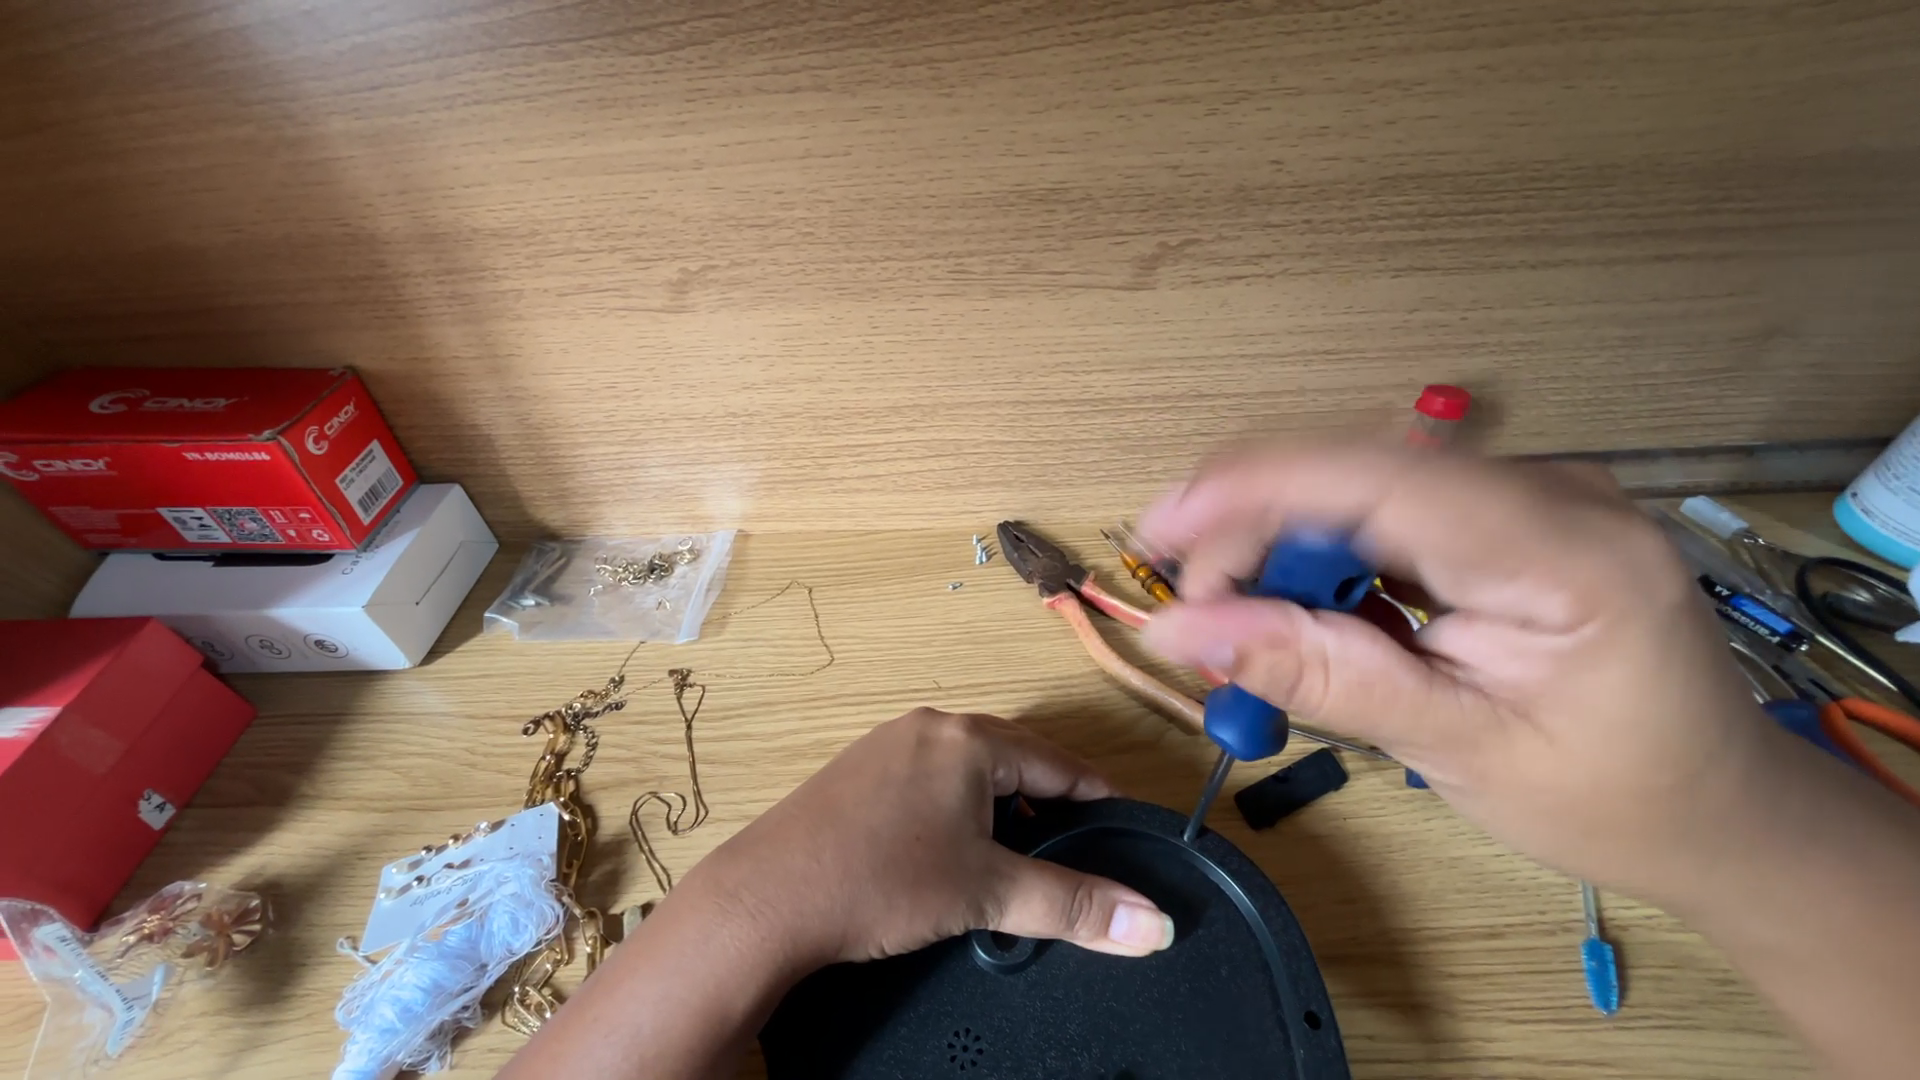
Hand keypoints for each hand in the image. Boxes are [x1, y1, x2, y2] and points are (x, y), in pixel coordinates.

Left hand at [676, 709, 1176, 970]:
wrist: (766, 897)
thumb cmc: (882, 882)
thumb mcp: (984, 892)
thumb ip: (1073, 904)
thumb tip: (1157, 925)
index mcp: (969, 739)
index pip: (1056, 760)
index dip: (1096, 793)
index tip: (1125, 823)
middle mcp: (930, 725)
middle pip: (1014, 756)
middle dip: (1050, 797)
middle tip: (1077, 842)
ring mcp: (890, 742)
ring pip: (970, 764)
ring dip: (1003, 800)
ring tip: (1021, 847)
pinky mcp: (861, 767)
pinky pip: (933, 773)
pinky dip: (961, 802)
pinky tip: (956, 840)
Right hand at [1136, 442, 1790, 901]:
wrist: (1715, 805)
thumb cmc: (1605, 795)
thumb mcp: (1452, 746)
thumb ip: (1317, 676)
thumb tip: (1180, 631)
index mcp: (1563, 551)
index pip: (1379, 480)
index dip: (1253, 489)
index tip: (1158, 530)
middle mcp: (1543, 490)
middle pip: (1350, 472)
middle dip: (1249, 531)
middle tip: (1195, 614)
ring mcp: (1517, 492)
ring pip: (1348, 484)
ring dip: (1271, 545)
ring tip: (1237, 621)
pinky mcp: (1490, 511)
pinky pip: (1370, 509)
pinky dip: (1311, 556)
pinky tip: (1292, 606)